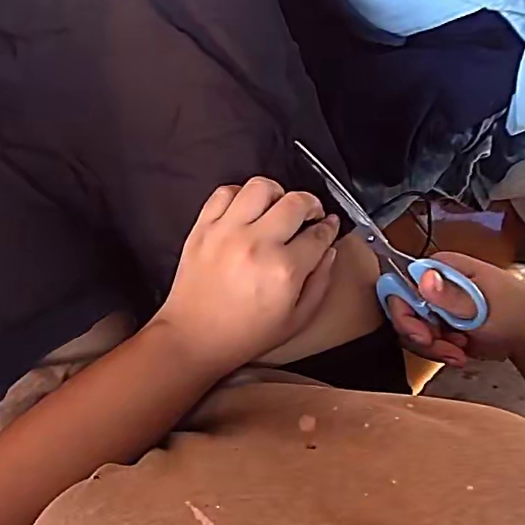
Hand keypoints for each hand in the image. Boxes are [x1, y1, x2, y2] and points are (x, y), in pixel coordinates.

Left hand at [153, 177, 341, 373]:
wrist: (195, 338)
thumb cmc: (244, 334)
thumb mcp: (297, 320)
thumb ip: (320, 283)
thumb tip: (329, 252)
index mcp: (284, 270)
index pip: (319, 234)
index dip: (330, 228)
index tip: (329, 227)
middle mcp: (257, 244)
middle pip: (296, 202)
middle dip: (311, 205)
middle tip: (311, 215)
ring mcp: (227, 232)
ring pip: (261, 187)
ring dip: (277, 193)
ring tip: (278, 208)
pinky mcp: (203, 228)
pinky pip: (225, 192)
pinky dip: (241, 195)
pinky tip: (248, 210)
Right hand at [384, 252, 524, 366]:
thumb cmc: (516, 311)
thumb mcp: (482, 305)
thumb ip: (451, 296)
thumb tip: (424, 278)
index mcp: (442, 268)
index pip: (400, 286)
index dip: (405, 314)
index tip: (423, 335)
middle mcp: (435, 284)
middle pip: (404, 313)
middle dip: (422, 337)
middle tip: (445, 346)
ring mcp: (437, 305)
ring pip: (413, 331)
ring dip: (434, 348)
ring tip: (460, 350)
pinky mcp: (441, 324)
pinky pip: (426, 342)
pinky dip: (440, 352)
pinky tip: (461, 352)